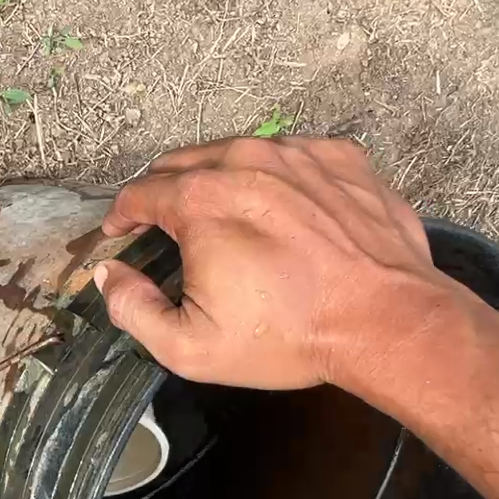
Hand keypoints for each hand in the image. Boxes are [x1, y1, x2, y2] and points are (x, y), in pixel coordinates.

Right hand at [95, 137, 456, 390]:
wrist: (390, 324)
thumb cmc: (286, 337)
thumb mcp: (188, 347)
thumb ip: (131, 307)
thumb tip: (108, 274)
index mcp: (200, 200)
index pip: (138, 193)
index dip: (121, 218)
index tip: (121, 236)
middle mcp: (244, 162)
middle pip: (179, 163)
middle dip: (161, 193)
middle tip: (164, 227)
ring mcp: (296, 154)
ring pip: (231, 151)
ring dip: (212, 178)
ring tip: (217, 215)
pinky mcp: (339, 157)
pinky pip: (285, 153)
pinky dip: (268, 175)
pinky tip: (276, 209)